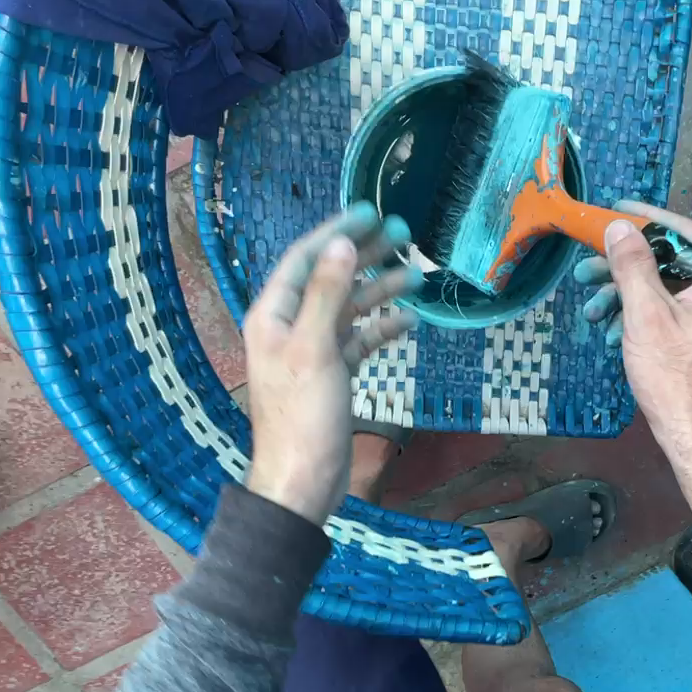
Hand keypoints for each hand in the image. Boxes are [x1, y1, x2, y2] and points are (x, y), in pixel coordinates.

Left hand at [242, 203, 420, 523]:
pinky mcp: (332, 375)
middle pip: (330, 279)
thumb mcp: (315, 350)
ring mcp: (313, 352)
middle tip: (403, 234)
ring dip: (379, 292)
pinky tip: (408, 321)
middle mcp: (291, 327)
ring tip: (416, 275)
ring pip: (348, 310)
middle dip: (364, 256)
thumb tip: (341, 246)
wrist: (303, 480)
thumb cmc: (304, 416)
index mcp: (274, 315)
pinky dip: (381, 330)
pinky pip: (358, 342)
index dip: (336, 233)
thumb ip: (328, 296)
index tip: (369, 211)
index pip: (305, 259)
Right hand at [588, 201, 691, 529]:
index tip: (610, 210)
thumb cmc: (677, 378)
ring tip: (595, 314)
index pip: (680, 230)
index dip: (640, 219)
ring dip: (629, 298)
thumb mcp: (646, 316)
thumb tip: (618, 225)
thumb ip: (632, 264)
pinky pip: (679, 313)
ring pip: (671, 290)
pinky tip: (617, 334)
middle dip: (625, 270)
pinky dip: (648, 319)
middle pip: (672, 261)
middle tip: (585, 274)